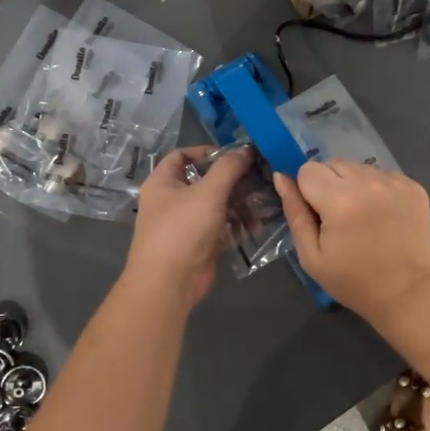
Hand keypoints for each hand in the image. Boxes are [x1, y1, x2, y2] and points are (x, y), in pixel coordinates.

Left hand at [121, 145, 252, 311]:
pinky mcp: (201, 243)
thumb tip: (246, 148)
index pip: (181, 156)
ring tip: (266, 198)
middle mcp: (172, 201)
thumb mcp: (208, 191)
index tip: (234, 155)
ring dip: (241, 202)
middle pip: (205, 181)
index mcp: (163, 183)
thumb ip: (229, 167)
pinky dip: (240, 223)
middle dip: (234, 179)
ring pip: (218, 205)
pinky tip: (262, 221)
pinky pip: (223, 227)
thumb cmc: (182, 229)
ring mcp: (187, 224)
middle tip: (260, 176)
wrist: (169, 282)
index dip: (206, 151)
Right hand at [274, 160, 429, 325]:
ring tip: (362, 216)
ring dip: (353, 185)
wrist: (406, 293)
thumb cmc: (353, 281)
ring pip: (359, 167)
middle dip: (329, 184)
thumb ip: (295, 212)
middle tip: (339, 218)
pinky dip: (376, 189)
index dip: (307, 191)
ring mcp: (396, 182)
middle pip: (333, 163)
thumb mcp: (312, 255)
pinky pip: (383, 175)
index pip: (308, 170)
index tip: (318, 216)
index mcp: (341, 200)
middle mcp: (370, 182)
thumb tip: (282, 177)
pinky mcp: (414, 186)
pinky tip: (381, 215)